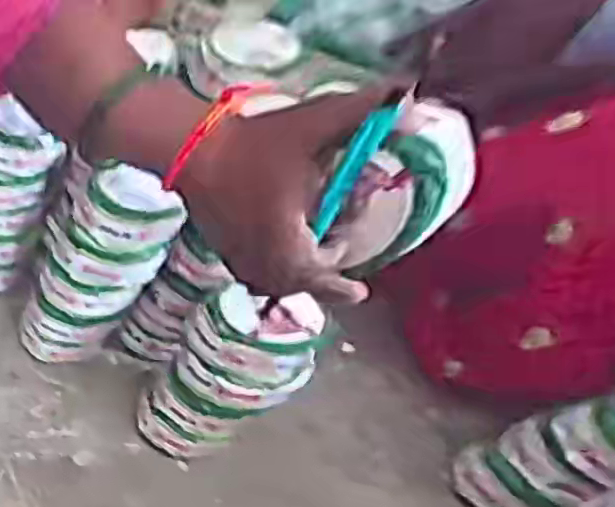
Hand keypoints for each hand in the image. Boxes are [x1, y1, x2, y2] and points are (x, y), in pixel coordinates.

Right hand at [174, 87, 403, 304]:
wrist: (197, 153)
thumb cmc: (260, 143)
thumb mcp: (323, 120)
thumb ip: (372, 111)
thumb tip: (416, 105)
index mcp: (284, 235)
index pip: (314, 274)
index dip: (338, 287)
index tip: (360, 293)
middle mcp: (258, 254)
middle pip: (293, 283)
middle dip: (321, 272)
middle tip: (342, 241)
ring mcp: (236, 254)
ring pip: (270, 281)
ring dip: (296, 273)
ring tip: (315, 246)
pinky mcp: (223, 247)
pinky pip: (252, 272)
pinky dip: (273, 268)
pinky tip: (282, 243)